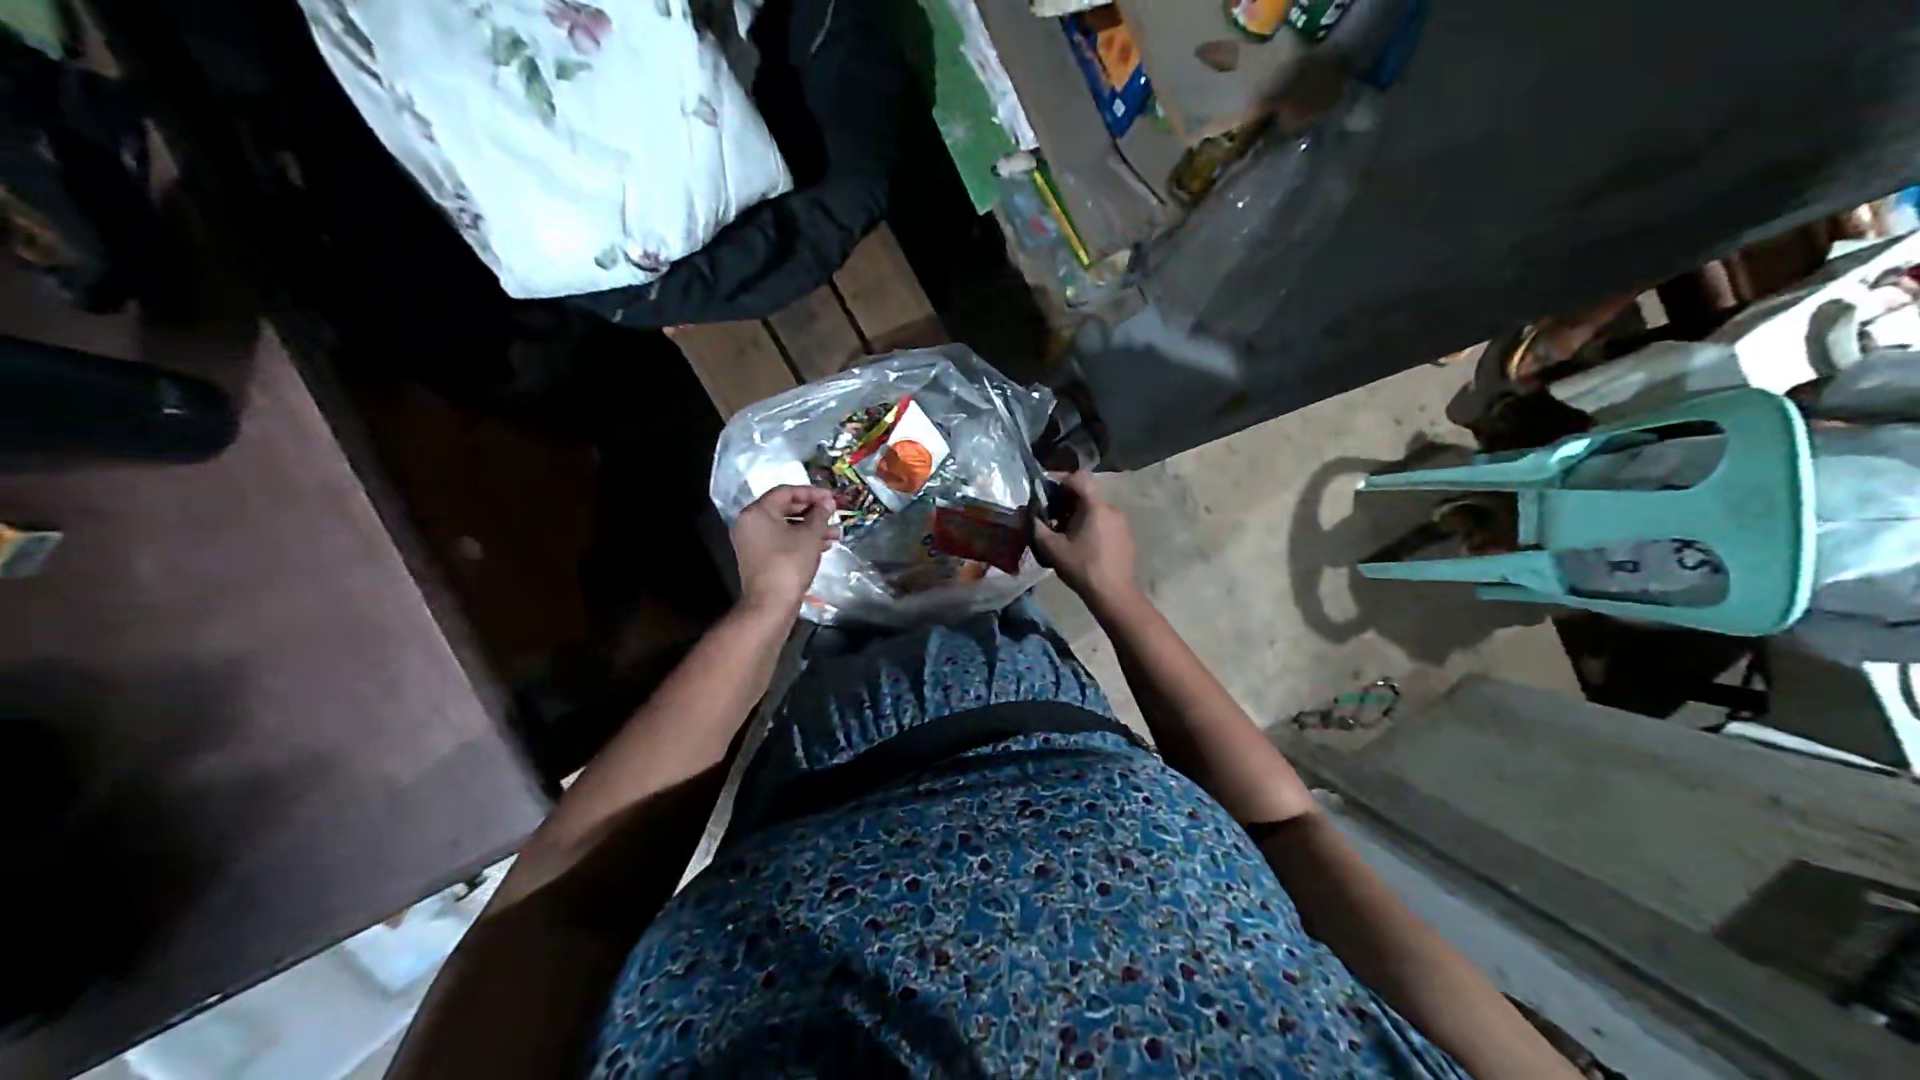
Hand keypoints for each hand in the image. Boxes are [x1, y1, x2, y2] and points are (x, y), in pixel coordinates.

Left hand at [731, 485, 836, 614]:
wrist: (771, 604)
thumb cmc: (789, 563)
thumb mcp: (809, 535)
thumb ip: (820, 514)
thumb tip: (827, 502)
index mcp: (757, 512)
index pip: (786, 492)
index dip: (811, 492)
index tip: (832, 498)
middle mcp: (750, 523)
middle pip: (785, 508)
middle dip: (813, 511)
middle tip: (833, 514)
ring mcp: (754, 542)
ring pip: (786, 526)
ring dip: (811, 527)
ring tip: (835, 533)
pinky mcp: (760, 558)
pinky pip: (782, 540)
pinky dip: (801, 540)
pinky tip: (824, 545)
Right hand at [1032, 471, 1136, 601]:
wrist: (1113, 594)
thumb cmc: (1081, 567)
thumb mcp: (1052, 548)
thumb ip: (1037, 527)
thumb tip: (1028, 514)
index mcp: (1095, 507)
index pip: (1079, 478)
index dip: (1061, 479)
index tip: (1047, 491)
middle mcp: (1112, 509)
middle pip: (1087, 494)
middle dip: (1067, 500)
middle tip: (1051, 515)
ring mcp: (1122, 523)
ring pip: (1096, 509)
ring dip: (1079, 514)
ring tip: (1065, 532)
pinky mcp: (1126, 537)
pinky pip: (1105, 522)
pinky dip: (1091, 525)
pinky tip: (1082, 544)